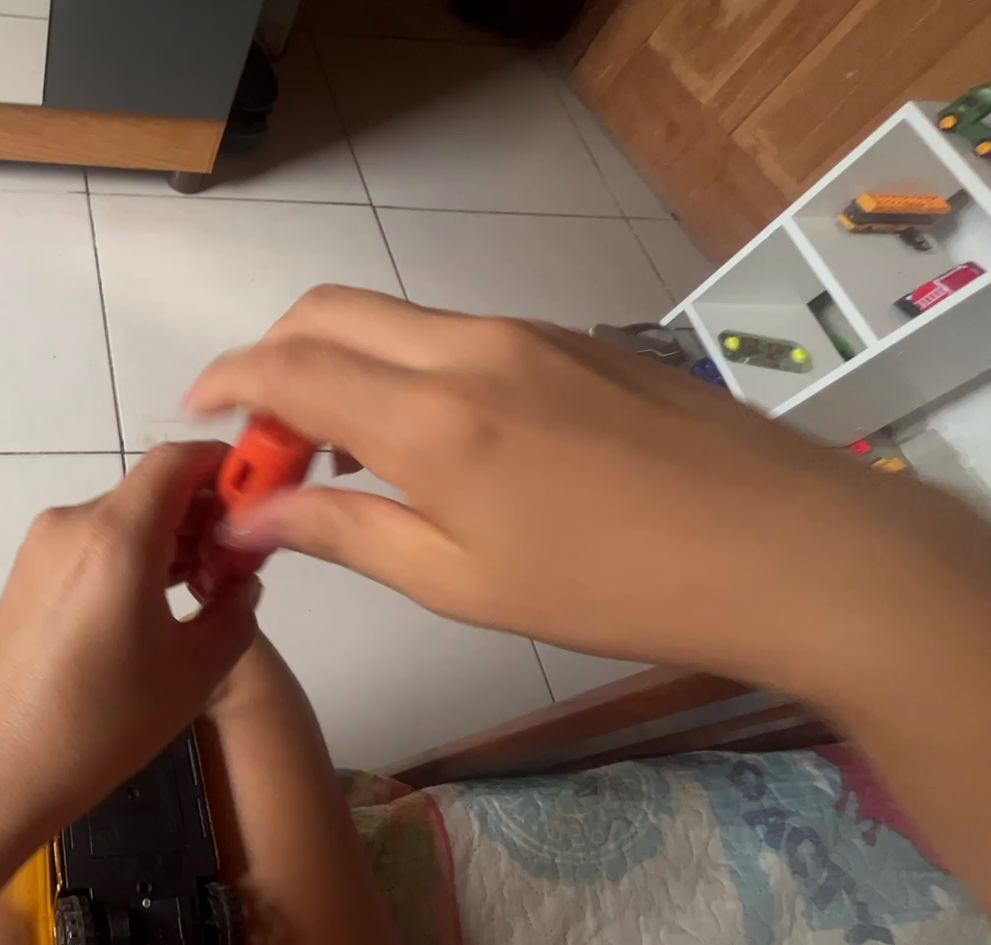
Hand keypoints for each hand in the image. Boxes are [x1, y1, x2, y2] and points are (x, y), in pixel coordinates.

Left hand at [0, 442, 261, 833]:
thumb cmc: (99, 722)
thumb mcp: (193, 671)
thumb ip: (235, 610)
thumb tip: (237, 584)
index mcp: (115, 533)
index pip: (178, 459)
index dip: (226, 470)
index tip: (255, 514)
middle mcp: (71, 523)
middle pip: (150, 490)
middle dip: (201, 518)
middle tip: (229, 577)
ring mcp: (39, 548)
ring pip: (120, 520)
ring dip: (165, 542)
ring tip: (192, 600)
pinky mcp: (23, 576)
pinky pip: (89, 546)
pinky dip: (128, 559)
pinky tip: (145, 612)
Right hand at [183, 285, 990, 689]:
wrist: (795, 550)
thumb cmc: (606, 586)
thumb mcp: (452, 580)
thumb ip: (337, 534)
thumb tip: (247, 520)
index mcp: (432, 420)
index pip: (290, 369)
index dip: (227, 383)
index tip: (196, 415)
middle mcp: (465, 351)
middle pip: (325, 313)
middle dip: (267, 359)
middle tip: (261, 435)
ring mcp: (519, 333)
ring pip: (382, 318)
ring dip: (330, 366)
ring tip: (331, 453)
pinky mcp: (559, 338)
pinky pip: (439, 334)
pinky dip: (390, 368)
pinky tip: (414, 438)